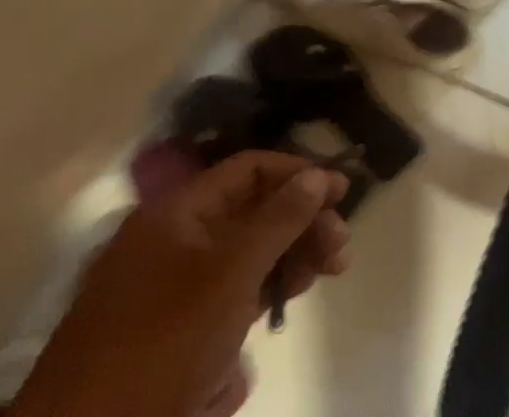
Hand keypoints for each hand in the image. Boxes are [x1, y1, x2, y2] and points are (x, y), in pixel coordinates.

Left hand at [10, 151, 351, 416]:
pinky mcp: (184, 320)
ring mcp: (178, 282)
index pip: (249, 170)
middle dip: (304, 222)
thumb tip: (317, 175)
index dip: (299, 173)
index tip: (343, 193)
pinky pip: (236, 287)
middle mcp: (176, 238)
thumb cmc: (165, 337)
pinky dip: (268, 286)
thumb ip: (280, 218)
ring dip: (294, 254)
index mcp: (176, 214)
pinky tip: (286, 301)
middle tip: (339, 248)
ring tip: (323, 275)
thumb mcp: (231, 273)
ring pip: (251, 250)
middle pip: (256, 209)